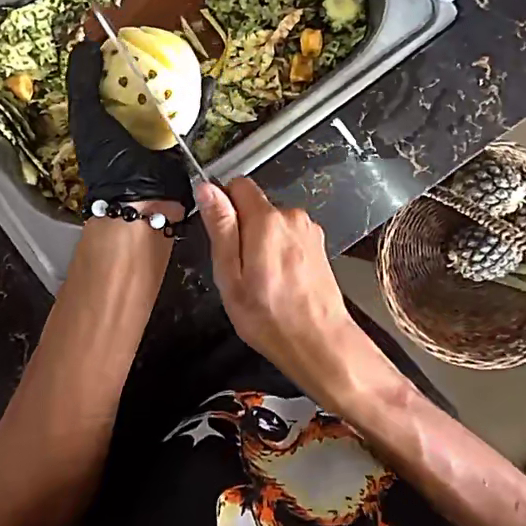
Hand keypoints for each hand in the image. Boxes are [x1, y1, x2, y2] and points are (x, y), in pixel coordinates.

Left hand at [66, 42, 190, 208]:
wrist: (140, 200)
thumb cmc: (107, 162)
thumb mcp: (86, 117)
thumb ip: (82, 83)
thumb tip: (84, 45)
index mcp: (105, 118)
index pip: (109, 82)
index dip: (115, 60)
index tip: (124, 39)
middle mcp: (131, 124)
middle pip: (141, 89)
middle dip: (149, 68)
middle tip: (158, 45)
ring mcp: (157, 133)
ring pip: (168, 100)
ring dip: (177, 82)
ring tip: (184, 59)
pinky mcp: (181, 142)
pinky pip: (193, 117)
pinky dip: (200, 101)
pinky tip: (206, 83)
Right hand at [196, 178, 367, 393]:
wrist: (319, 341)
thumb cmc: (272, 317)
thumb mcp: (230, 275)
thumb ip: (220, 227)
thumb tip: (207, 190)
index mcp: (267, 220)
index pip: (238, 184)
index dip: (223, 204)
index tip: (220, 232)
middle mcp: (291, 218)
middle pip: (255, 206)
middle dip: (242, 229)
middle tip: (239, 268)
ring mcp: (308, 231)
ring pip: (271, 224)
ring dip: (262, 243)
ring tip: (260, 279)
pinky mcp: (317, 244)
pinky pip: (288, 237)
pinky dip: (280, 252)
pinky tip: (279, 281)